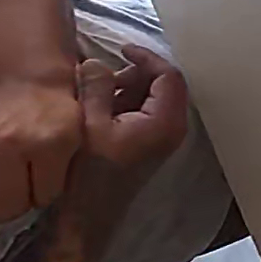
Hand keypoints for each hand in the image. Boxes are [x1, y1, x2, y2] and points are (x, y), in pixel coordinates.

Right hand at [76, 45, 190, 168]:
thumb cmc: (87, 172)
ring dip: (129, 88)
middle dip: (136, 74)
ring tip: (95, 93)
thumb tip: (97, 61)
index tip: (122, 49)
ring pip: (155, 97)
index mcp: (165, 120)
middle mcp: (174, 126)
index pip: (169, 77)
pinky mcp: (154, 141)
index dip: (147, 58)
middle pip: (165, 85)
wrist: (89, 212)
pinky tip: (100, 107)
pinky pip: (147, 111)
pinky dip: (128, 102)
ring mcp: (166, 135)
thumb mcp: (86, 125)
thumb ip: (96, 90)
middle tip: (102, 77)